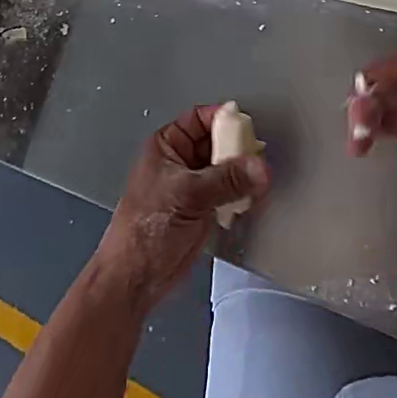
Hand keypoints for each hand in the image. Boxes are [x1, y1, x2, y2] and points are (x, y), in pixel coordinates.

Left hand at [91, 105, 270, 313]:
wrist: (137, 279)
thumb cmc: (147, 228)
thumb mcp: (187, 195)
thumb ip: (226, 179)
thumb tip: (259, 167)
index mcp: (167, 146)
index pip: (199, 119)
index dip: (222, 118)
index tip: (247, 126)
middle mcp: (182, 161)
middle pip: (218, 141)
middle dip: (238, 147)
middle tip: (258, 155)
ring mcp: (196, 185)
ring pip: (227, 167)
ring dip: (243, 172)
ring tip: (258, 179)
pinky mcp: (207, 208)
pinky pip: (231, 191)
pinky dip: (243, 192)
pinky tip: (253, 197)